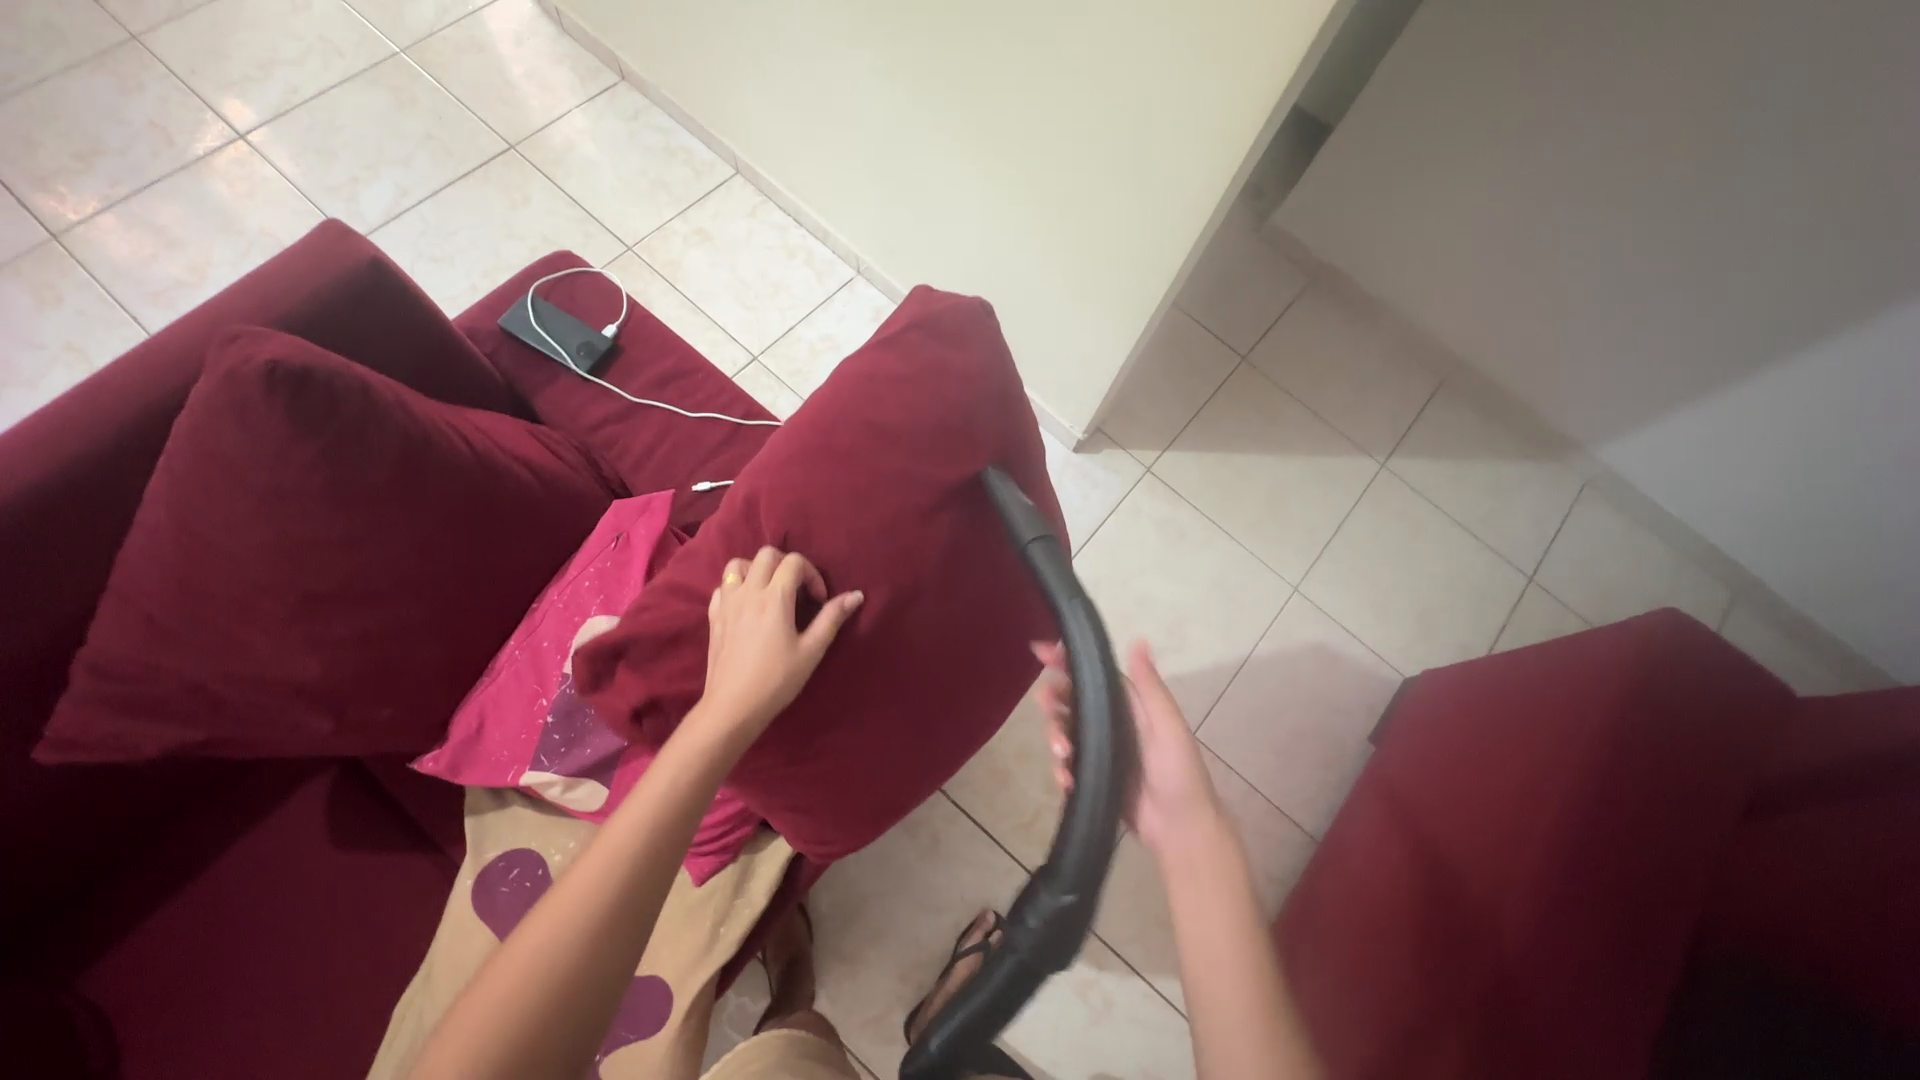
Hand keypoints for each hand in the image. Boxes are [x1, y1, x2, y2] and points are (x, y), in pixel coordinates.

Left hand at [698, 546, 863, 739]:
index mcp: (774, 598)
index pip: (794, 562)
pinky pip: (722, 587)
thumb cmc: (777, 680)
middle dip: (787, 564)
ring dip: (757, 569)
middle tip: (798, 590)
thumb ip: (832, 618)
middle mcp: (748, 593)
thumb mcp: (812, 650)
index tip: (819, 601)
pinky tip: (747, 606)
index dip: (812, 575)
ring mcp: (726, 603)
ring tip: (771, 590)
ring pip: (738, 565)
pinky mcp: (713, 616)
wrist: (733, 706)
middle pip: (766, 555)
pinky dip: (737, 587)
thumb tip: (856, 595)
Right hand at [1033, 639, 1224, 858]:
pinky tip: (1065, 779)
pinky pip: (1066, 765)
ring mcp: (1100, 750)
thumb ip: (1149, 686)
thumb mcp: (1167, 725)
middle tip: (1046, 705)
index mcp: (1129, 705)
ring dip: (1055, 736)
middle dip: (1053, 700)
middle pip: (1070, 701)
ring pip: (1063, 732)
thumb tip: (1137, 639)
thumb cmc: (1179, 771)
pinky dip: (1060, 769)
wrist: (1180, 828)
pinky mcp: (1092, 776)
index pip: (1093, 675)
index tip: (1040, 651)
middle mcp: (1111, 723)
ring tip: (1062, 752)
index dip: (1066, 661)